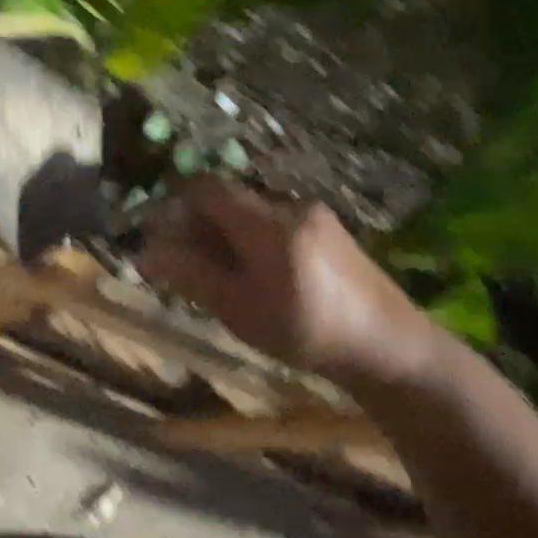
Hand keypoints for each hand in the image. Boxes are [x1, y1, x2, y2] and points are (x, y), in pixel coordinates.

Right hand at [138, 177, 435, 385]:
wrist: (392, 350)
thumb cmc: (307, 332)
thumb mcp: (239, 309)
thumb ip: (191, 275)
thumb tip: (145, 252)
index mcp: (268, 222)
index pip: (204, 188)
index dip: (174, 205)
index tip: (159, 238)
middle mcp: (291, 206)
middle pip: (227, 200)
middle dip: (197, 227)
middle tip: (182, 266)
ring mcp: (315, 217)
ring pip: (250, 214)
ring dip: (224, 237)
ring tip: (217, 280)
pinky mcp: (330, 232)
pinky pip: (274, 224)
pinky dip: (251, 243)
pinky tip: (255, 281)